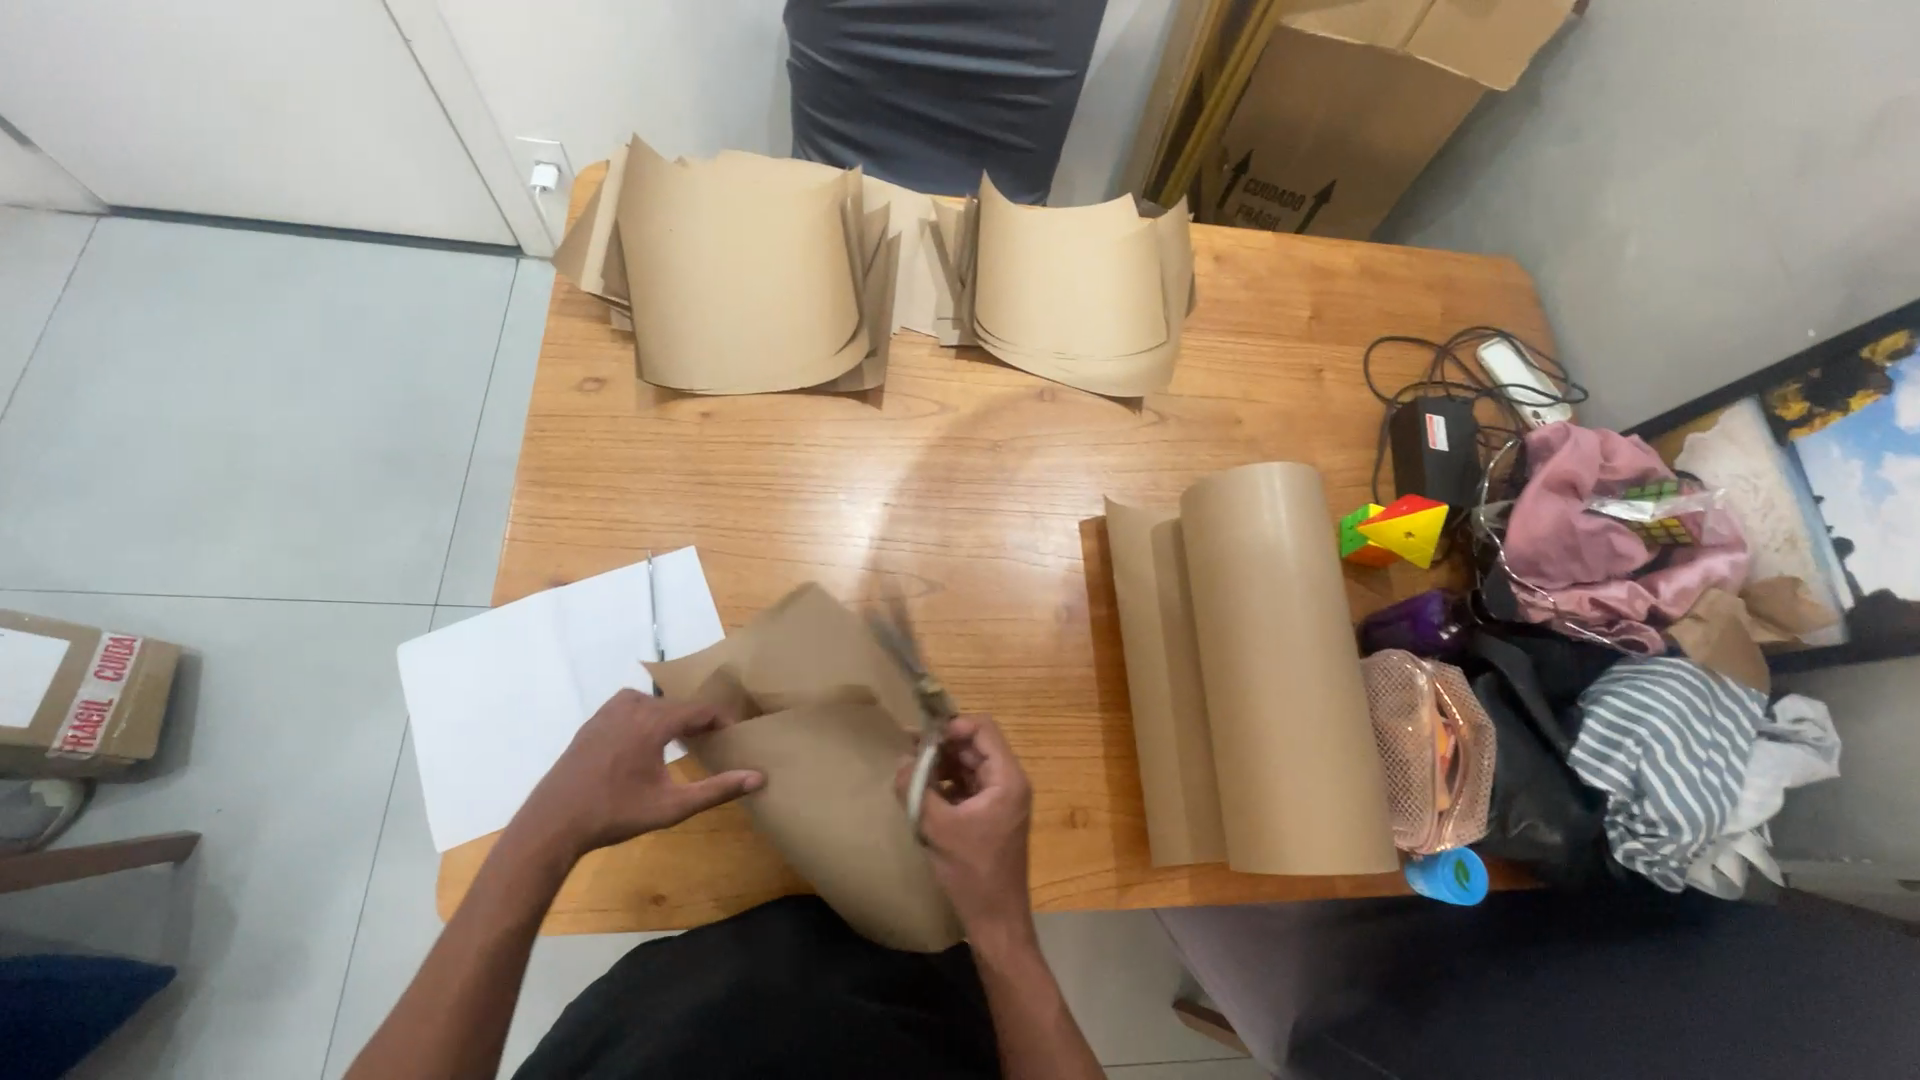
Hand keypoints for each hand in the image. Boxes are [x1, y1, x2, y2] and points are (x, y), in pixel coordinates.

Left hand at [517, 689, 762, 856]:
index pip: (701, 710)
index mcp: (653, 722)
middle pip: (677, 705)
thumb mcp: (672, 806)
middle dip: (697, 721)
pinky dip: (646, 716)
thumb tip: (759, 778)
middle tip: (712, 742)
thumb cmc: (616, 814)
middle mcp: (632, 706)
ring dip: (671, 717)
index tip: (734, 736)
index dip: (721, 721)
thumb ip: (717, 790)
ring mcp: (608, 711)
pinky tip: (647, 741)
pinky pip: (631, 706)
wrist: (554, 822)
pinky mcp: (593, 721)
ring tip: (683, 740)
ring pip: (654, 703)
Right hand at [898, 715, 1034, 946]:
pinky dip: (945, 783)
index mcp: (1007, 778)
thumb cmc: (973, 872)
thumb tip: (900, 762)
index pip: (983, 729)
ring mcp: (1000, 799)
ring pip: (969, 765)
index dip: (953, 725)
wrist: (995, 918)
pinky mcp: (990, 815)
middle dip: (942, 744)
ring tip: (910, 768)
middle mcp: (1009, 782)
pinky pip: (967, 785)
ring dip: (941, 764)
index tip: (923, 734)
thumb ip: (917, 790)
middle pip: (975, 745)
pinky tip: (921, 791)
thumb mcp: (938, 828)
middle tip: (908, 748)